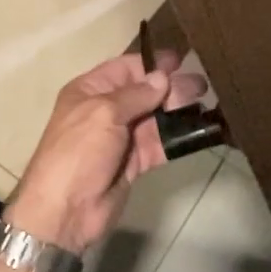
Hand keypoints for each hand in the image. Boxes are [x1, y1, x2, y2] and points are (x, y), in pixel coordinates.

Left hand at [7, 50, 208, 253]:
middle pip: (144, 92)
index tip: (181, 60)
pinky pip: (159, 143)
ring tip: (205, 103)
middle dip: (171, 87)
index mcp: (90, 91)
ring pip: (155, 117)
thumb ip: (137, 94)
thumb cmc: (79, 151)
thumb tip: (162, 77)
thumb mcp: (103, 113)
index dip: (152, 64)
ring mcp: (121, 137)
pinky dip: (177, 137)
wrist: (66, 211)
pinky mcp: (134, 161)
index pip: (126, 68)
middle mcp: (106, 110)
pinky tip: (198, 129)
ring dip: (178, 111)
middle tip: (201, 85)